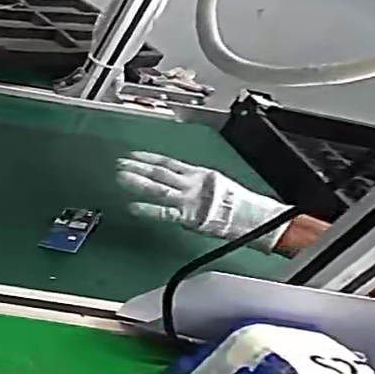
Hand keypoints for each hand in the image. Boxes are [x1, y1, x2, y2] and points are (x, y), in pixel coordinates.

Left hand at [116, 152, 291, 251]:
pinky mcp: (188, 216)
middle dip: (138, 168)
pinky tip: (132, 207)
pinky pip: (164, 213)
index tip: (132, 155)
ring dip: (139, 182)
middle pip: (160, 173)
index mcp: (198, 174)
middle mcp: (190, 184)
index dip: (149, 158)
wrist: (255, 218)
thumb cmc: (236, 203)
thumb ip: (192, 181)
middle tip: (119, 164)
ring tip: (121, 177)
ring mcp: (188, 200)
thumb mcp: (214, 183)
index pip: (168, 163)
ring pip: (159, 188)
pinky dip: (147, 210)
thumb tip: (174, 179)